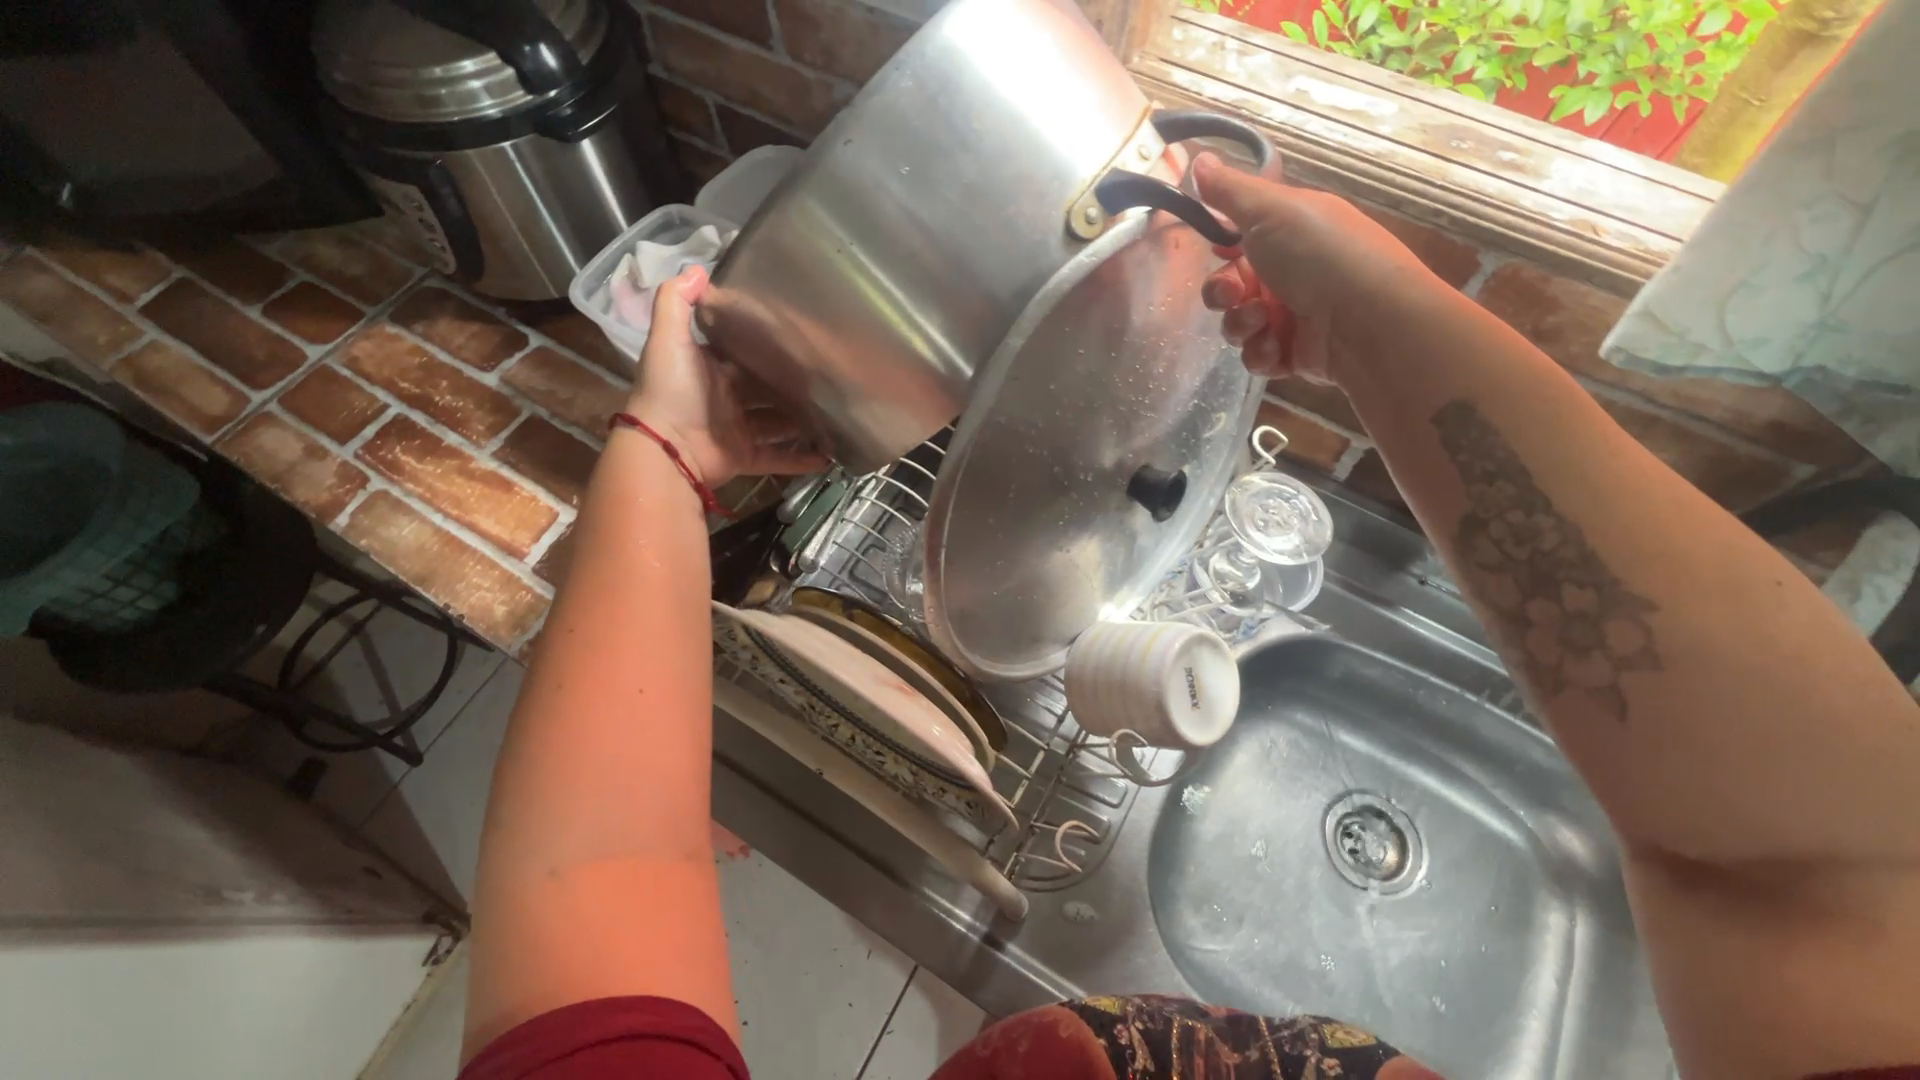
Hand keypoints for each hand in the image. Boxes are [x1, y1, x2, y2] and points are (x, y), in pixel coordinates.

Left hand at [626, 266, 826, 487]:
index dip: (764, 346)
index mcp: (708, 369)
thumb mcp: (668, 338)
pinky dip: (801, 459)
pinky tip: (828, 456)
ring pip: (775, 424)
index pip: (741, 353)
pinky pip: (778, 458)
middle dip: (790, 384)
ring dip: (800, 421)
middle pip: (764, 389)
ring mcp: (736, 430)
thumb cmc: (670, 390)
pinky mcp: (744, 457)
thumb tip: (699, 268)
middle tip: (827, 375)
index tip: (798, 336)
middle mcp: (724, 398)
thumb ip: (677, 301)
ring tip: (835, 412)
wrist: (666, 448)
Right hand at [1193, 152, 1435, 383]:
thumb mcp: (1270, 209)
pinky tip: (1275, 348)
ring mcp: (1294, 317)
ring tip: (1263, 322)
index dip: (1223, 248)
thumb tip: (1198, 158)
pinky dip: (1260, 353)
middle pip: (1231, 286)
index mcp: (1291, 234)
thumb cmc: (1319, 254)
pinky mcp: (1294, 356)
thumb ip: (1229, 189)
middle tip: (1234, 294)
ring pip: (1239, 324)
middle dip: (1222, 292)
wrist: (1366, 320)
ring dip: (1240, 324)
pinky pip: (1257, 357)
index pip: (1243, 240)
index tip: (1216, 250)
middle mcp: (1292, 273)